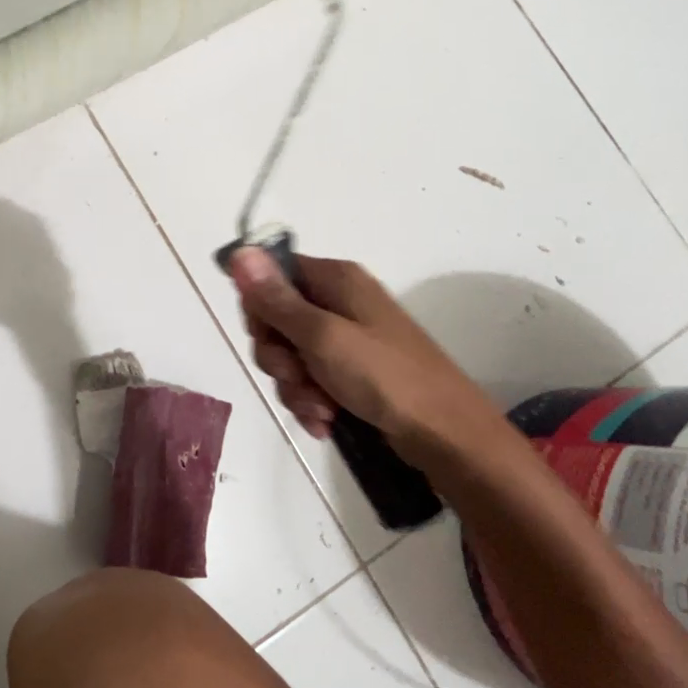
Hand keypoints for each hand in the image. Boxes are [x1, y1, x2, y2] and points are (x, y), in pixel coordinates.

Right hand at [226, 247, 499, 464]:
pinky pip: (308, 379)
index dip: (258, 306)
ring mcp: (346, 339)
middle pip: (274, 320)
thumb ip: (275, 299)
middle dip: (277, 357)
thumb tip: (240, 251)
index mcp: (335, 280)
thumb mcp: (321, 337)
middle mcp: (338, 302)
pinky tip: (325, 420)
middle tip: (296, 375)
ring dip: (294, 386)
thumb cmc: (386, 377)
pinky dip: (310, 401)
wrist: (448, 437)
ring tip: (320, 408)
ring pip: (288, 356)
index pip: (270, 275)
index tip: (266, 335)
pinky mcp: (350, 372)